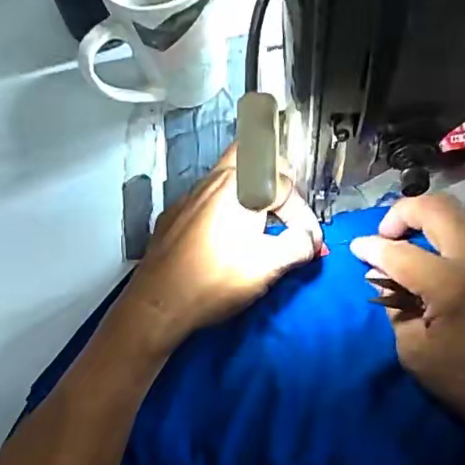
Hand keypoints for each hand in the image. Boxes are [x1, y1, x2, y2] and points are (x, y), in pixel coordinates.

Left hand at [122, 144, 322, 347]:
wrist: (156, 306)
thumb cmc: (211, 284)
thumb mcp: (266, 268)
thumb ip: (296, 247)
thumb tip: (308, 241)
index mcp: (239, 187)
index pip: (286, 186)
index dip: (304, 214)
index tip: (308, 243)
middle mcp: (211, 183)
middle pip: (253, 158)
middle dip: (277, 182)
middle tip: (287, 213)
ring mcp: (187, 199)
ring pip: (226, 180)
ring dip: (249, 197)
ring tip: (259, 229)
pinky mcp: (171, 219)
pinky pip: (205, 202)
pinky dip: (223, 212)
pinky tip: (224, 240)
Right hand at [349, 193, 464, 445]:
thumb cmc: (464, 382)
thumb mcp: (413, 349)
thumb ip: (395, 305)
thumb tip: (383, 277)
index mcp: (452, 284)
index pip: (399, 252)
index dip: (371, 248)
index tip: (357, 248)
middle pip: (440, 208)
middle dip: (404, 214)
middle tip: (389, 234)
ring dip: (439, 239)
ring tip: (427, 267)